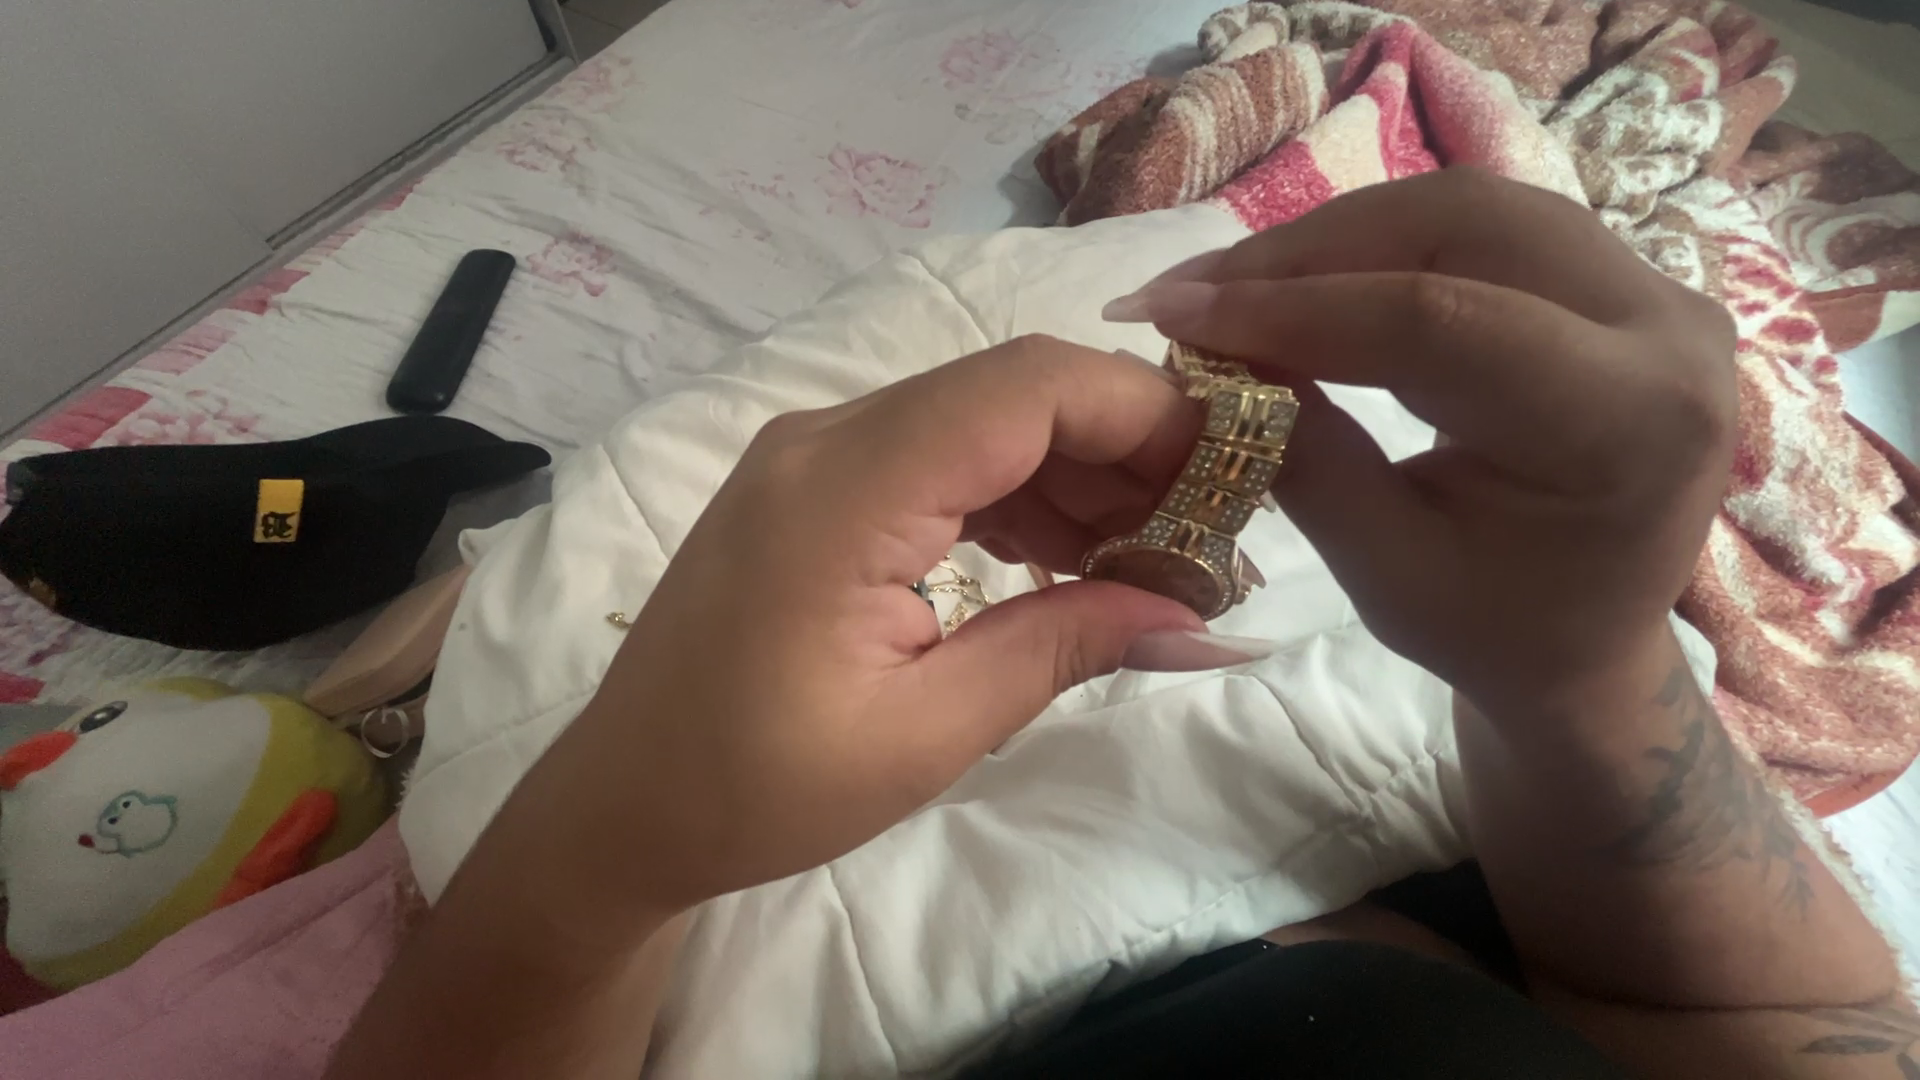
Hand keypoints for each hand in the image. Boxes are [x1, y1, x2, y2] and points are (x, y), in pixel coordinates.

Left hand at [550, 337, 1237, 913]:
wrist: (623, 805)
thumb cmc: (756, 789)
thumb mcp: (924, 734)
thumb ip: (1061, 650)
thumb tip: (1197, 620)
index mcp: (843, 488)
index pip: (1025, 388)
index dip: (1141, 413)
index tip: (1221, 480)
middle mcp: (826, 439)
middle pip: (1011, 392)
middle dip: (1122, 448)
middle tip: (1194, 539)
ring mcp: (816, 456)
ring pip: (982, 421)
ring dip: (1073, 475)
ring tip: (1140, 559)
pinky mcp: (817, 487)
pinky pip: (940, 460)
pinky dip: (1015, 496)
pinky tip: (1060, 557)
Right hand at [1105, 168, 1737, 712]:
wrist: (1581, 639)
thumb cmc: (1487, 627)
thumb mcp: (1379, 565)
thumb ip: (1303, 458)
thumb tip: (1213, 368)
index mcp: (1624, 421)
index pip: (1434, 320)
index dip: (1288, 308)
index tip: (1171, 316)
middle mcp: (1662, 325)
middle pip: (1457, 223)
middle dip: (1300, 253)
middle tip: (1189, 294)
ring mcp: (1645, 289)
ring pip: (1457, 211)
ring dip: (1323, 244)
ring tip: (1223, 290)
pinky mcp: (1605, 284)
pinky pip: (1466, 234)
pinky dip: (1360, 253)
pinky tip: (1291, 288)